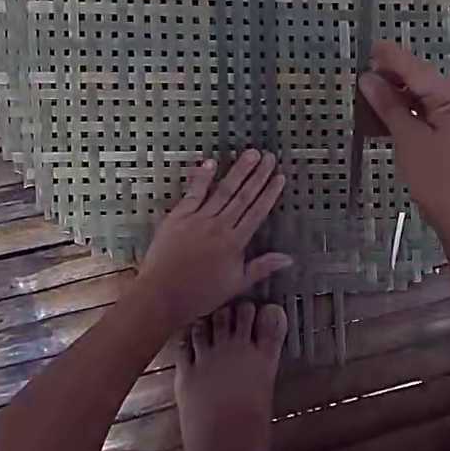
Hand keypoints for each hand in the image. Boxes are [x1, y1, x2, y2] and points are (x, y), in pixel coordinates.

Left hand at [133, 149, 292, 327]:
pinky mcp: (178, 217)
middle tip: (269, 157)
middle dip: (258, 175)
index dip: (270, 193)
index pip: (257, 211)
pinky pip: (193, 193)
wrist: (161, 297)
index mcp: (235, 242)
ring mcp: (197, 219)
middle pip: (243, 196)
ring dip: (238, 171)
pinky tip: (211, 163)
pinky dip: (202, 177)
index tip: (279, 177)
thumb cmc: (200, 295)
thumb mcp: (236, 284)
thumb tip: (288, 258)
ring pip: (223, 190)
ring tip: (251, 154)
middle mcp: (219, 226)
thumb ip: (262, 267)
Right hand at [358, 40, 449, 234]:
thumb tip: (368, 79)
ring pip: (420, 101)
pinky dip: (402, 114)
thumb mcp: (408, 138)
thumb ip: (389, 106)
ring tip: (369, 92)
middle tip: (365, 71)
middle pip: (421, 83)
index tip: (372, 47)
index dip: (394, 59)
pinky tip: (382, 117)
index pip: (419, 72)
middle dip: (394, 76)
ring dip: (395, 96)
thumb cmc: (435, 176)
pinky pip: (422, 117)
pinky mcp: (446, 139)